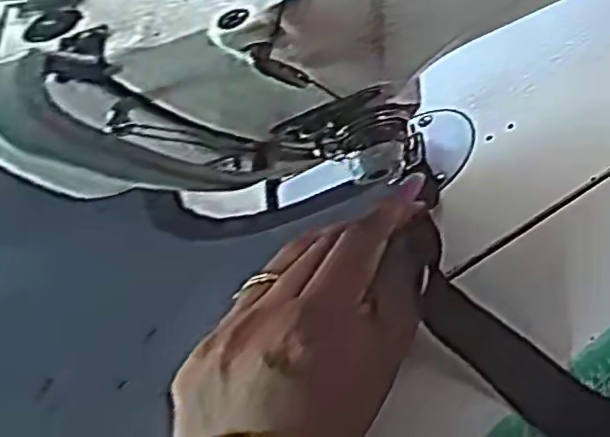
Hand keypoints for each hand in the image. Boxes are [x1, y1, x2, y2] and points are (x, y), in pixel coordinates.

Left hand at [172, 178, 430, 436]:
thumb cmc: (327, 422)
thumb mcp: (388, 346)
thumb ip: (402, 283)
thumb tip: (407, 242)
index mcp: (316, 318)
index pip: (359, 237)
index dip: (391, 209)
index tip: (409, 195)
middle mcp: (263, 319)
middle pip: (322, 240)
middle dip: (362, 225)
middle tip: (390, 221)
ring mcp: (225, 334)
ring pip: (283, 259)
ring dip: (325, 245)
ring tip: (352, 251)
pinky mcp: (200, 349)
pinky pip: (252, 291)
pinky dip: (285, 279)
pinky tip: (306, 288)